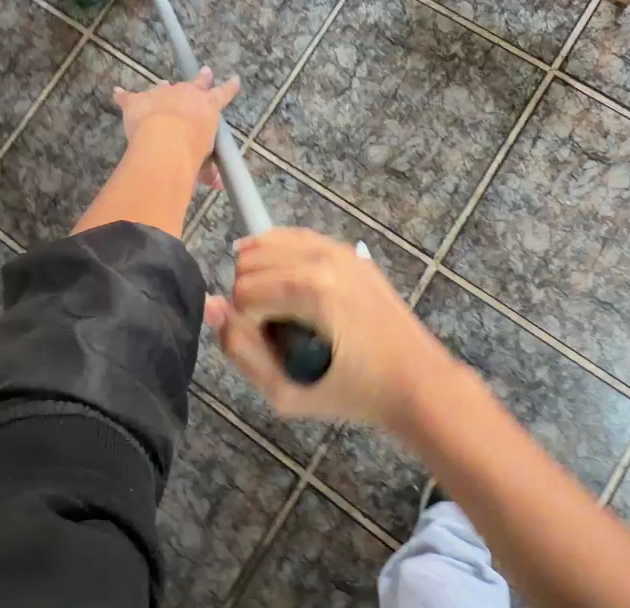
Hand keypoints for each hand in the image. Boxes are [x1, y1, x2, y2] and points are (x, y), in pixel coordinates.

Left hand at [112, 67, 239, 188]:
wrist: (165, 140)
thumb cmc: (193, 149)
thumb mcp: (204, 160)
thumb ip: (208, 169)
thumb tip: (217, 184)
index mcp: (208, 106)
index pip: (223, 94)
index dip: (229, 88)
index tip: (235, 80)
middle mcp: (187, 93)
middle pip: (195, 83)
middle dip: (201, 79)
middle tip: (205, 72)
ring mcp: (161, 94)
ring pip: (164, 87)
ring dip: (163, 88)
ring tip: (162, 83)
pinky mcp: (137, 101)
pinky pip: (129, 96)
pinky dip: (123, 96)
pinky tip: (117, 93)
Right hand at [205, 228, 462, 429]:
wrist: (417, 381)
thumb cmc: (355, 393)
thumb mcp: (289, 393)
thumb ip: (242, 352)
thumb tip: (212, 308)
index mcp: (312, 290)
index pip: (242, 292)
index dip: (244, 325)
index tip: (269, 349)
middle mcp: (324, 258)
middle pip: (249, 260)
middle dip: (248, 296)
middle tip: (271, 330)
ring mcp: (339, 249)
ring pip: (267, 241)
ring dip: (259, 274)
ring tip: (276, 309)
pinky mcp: (348, 250)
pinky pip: (294, 237)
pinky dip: (278, 255)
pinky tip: (281, 282)